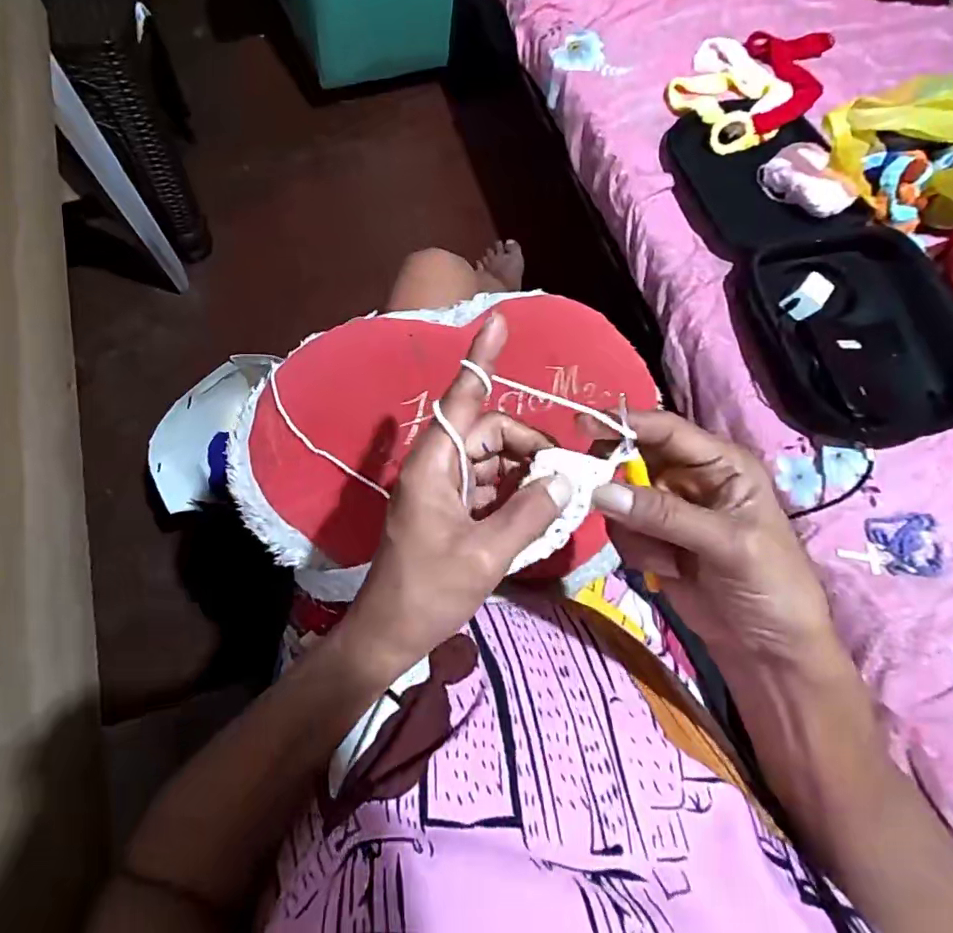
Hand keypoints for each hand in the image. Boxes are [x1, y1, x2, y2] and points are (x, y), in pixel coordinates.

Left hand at [337, 314, 571, 671]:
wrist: (389, 632)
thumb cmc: (430, 591)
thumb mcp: (488, 554)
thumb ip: (530, 512)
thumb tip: (563, 479)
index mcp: (433, 466)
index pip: (461, 399)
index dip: (481, 359)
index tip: (498, 321)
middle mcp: (433, 467)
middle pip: (486, 433)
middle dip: (526, 445)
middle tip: (563, 474)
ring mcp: (437, 489)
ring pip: (488, 460)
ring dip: (521, 472)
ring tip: (554, 497)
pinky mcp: (444, 510)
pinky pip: (483, 486)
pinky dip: (509, 493)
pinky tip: (535, 512)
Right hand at [588, 410, 837, 667]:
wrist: (769, 651)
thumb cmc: (771, 586)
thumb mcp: (727, 544)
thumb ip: (664, 514)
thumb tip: (601, 490)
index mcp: (721, 464)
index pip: (666, 430)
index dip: (625, 422)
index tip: (581, 423)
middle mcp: (690, 478)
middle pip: (633, 456)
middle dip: (614, 476)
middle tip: (595, 493)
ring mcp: (668, 509)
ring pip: (620, 497)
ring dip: (633, 528)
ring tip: (666, 559)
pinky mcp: (652, 539)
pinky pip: (621, 529)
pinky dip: (635, 550)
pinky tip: (666, 570)